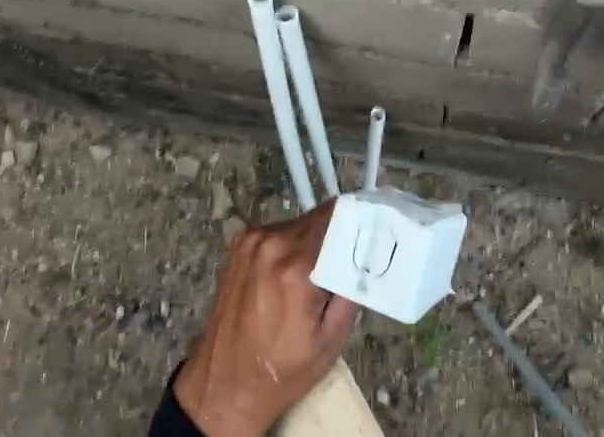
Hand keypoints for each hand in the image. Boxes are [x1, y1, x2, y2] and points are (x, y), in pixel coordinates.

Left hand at [174, 201, 360, 436]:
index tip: (379, 230)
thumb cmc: (283, 370)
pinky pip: (281, 232)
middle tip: (357, 254)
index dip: (362, 221)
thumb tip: (370, 254)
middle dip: (341, 231)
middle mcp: (272, 243)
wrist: (224, 386)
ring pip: (301, 223)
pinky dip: (295, 244)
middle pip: (321, 217)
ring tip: (326, 269)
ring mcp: (252, 241)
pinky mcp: (241, 245)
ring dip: (318, 238)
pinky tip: (298, 272)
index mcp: (296, 266)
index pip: (340, 219)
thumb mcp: (332, 340)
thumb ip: (353, 290)